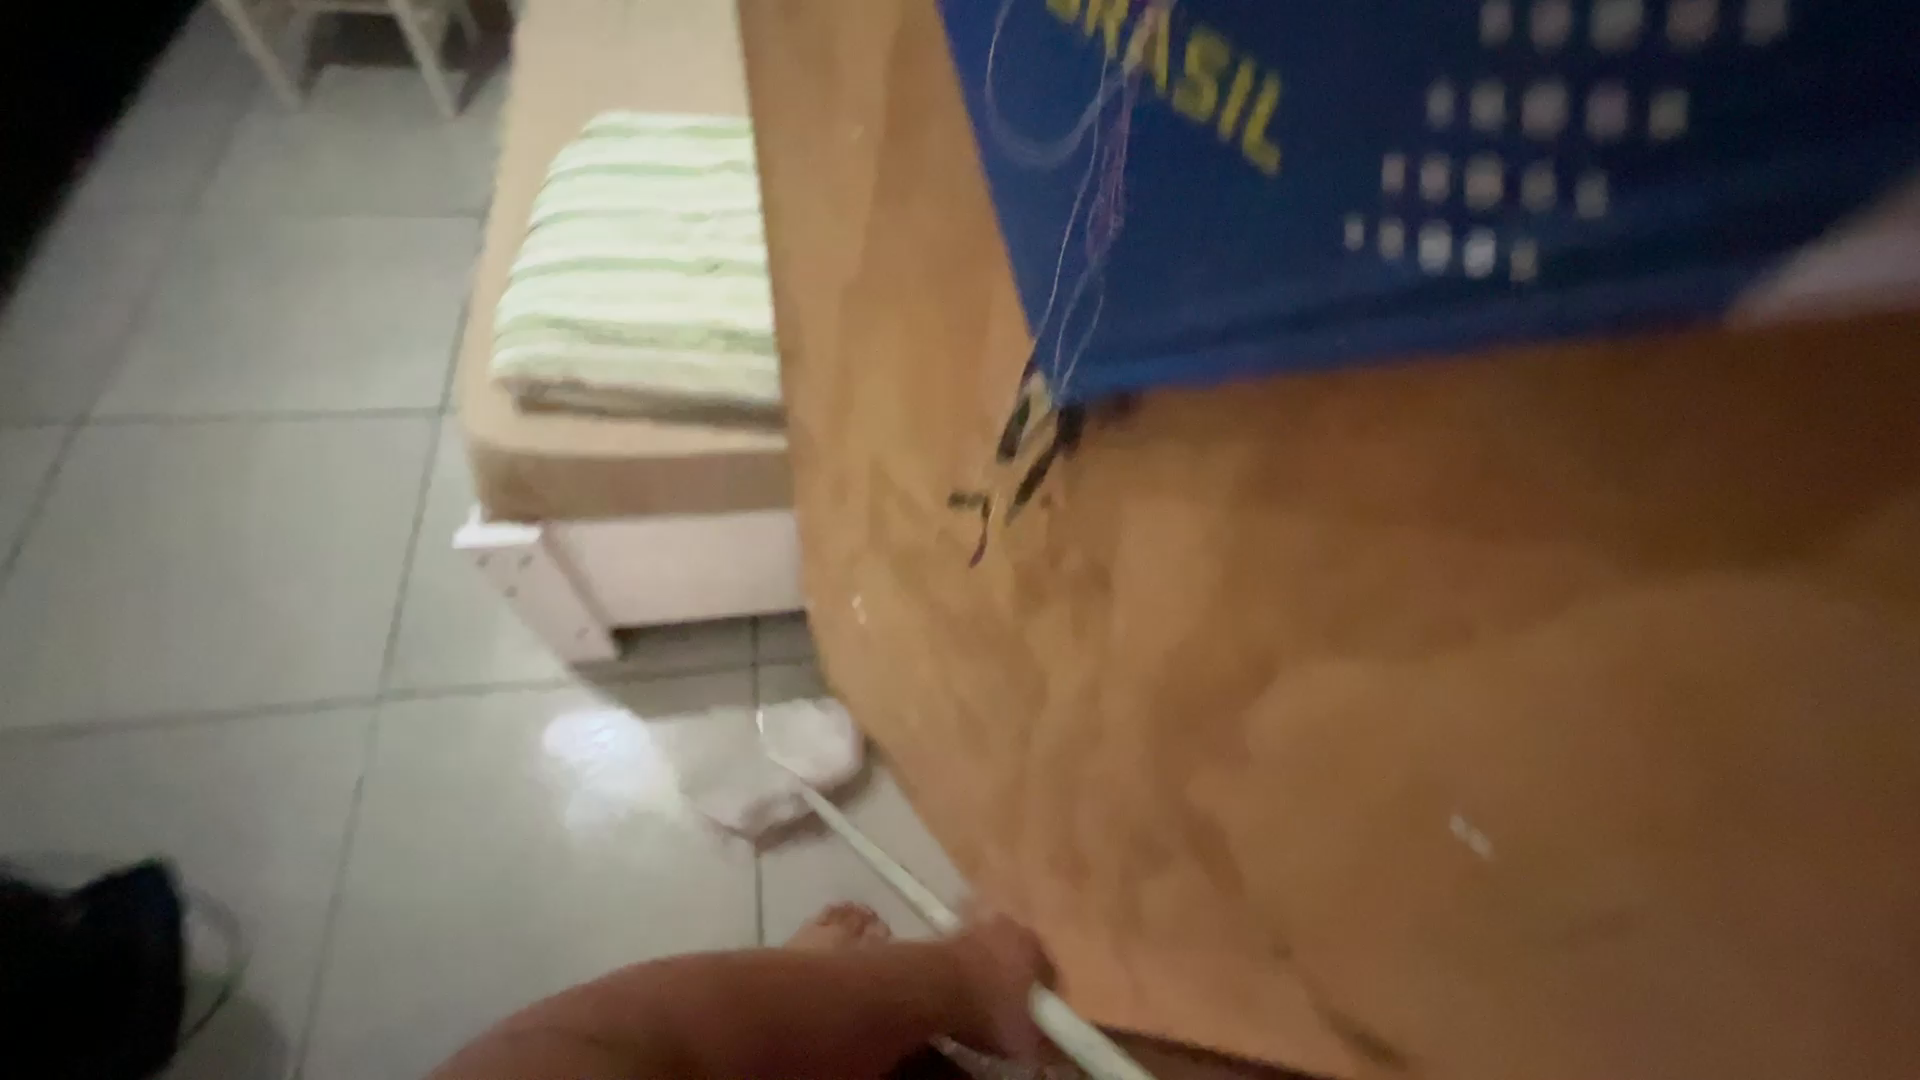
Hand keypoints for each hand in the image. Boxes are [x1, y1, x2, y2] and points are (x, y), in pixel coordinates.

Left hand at [948, 912, 1053, 1062]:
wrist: (938, 986)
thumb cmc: (990, 1011)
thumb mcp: (1026, 1041)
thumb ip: (1048, 1043)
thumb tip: (1058, 1049)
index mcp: (1037, 946)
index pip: (1051, 978)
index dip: (1046, 1005)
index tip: (1036, 1026)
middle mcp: (1013, 927)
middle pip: (1023, 960)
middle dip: (1019, 984)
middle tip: (1010, 1015)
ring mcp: (981, 925)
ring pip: (996, 954)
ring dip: (993, 974)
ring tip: (983, 1003)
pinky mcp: (955, 930)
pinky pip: (971, 954)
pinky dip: (971, 969)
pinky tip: (964, 991)